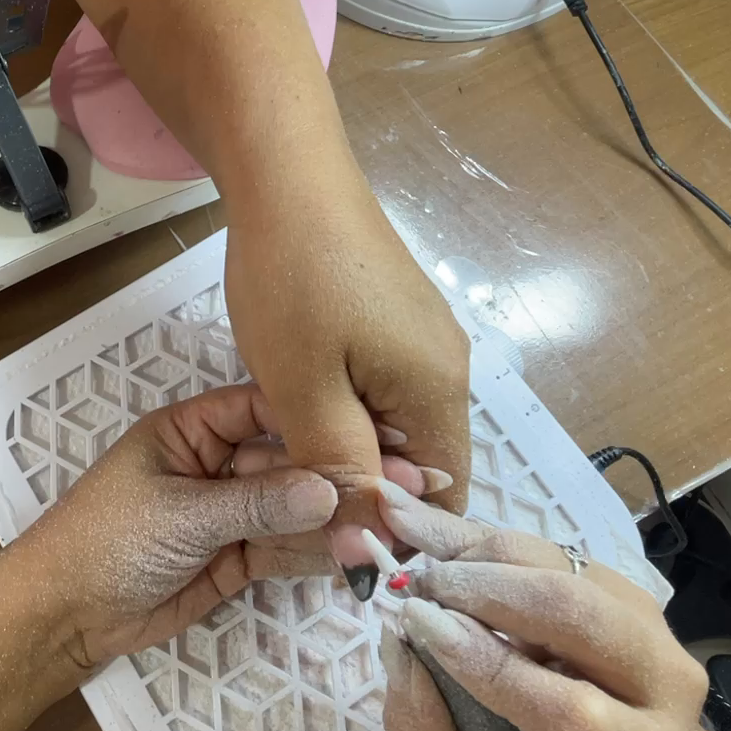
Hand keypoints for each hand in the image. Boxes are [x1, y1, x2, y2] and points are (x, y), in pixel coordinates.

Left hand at [10, 384, 433, 668]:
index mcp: (192, 429)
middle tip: (404, 487)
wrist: (65, 615)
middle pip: (289, 460)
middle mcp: (217, 462)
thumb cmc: (107, 540)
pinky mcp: (236, 555)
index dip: (319, 419)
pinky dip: (314, 551)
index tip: (377, 432)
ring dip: (335, 518)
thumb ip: (258, 503)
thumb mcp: (181, 513)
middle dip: (338, 475)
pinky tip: (355, 552)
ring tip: (392, 526)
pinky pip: (284, 546)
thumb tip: (333, 487)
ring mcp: (229, 510)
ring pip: (293, 507)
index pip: (266, 409)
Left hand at [224, 195, 471, 595]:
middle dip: (361, 489)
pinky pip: (376, 388)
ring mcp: (419, 339)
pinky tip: (296, 404)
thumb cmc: (293, 283)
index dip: (393, 531)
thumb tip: (365, 553)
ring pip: (391, 426)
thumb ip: (339, 470)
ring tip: (285, 451)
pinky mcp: (389, 319)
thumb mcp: (304, 388)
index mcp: (440, 393)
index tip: (329, 542)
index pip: (444, 498)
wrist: (286, 178)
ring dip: (344, 448)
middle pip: (418, 463)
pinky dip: (340, 410)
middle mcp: (446, 369)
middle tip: (292, 495)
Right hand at [374, 485, 709, 730]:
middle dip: (477, 589)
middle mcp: (657, 675)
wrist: (617, 730)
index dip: (485, 664)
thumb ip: (431, 721)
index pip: (567, 712)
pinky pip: (526, 539)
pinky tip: (407, 512)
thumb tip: (399, 641)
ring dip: (468, 553)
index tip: (418, 624)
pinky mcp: (606, 569)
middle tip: (414, 588)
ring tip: (411, 555)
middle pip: (570, 612)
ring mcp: (637, 610)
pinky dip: (461, 530)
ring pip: (549, 560)